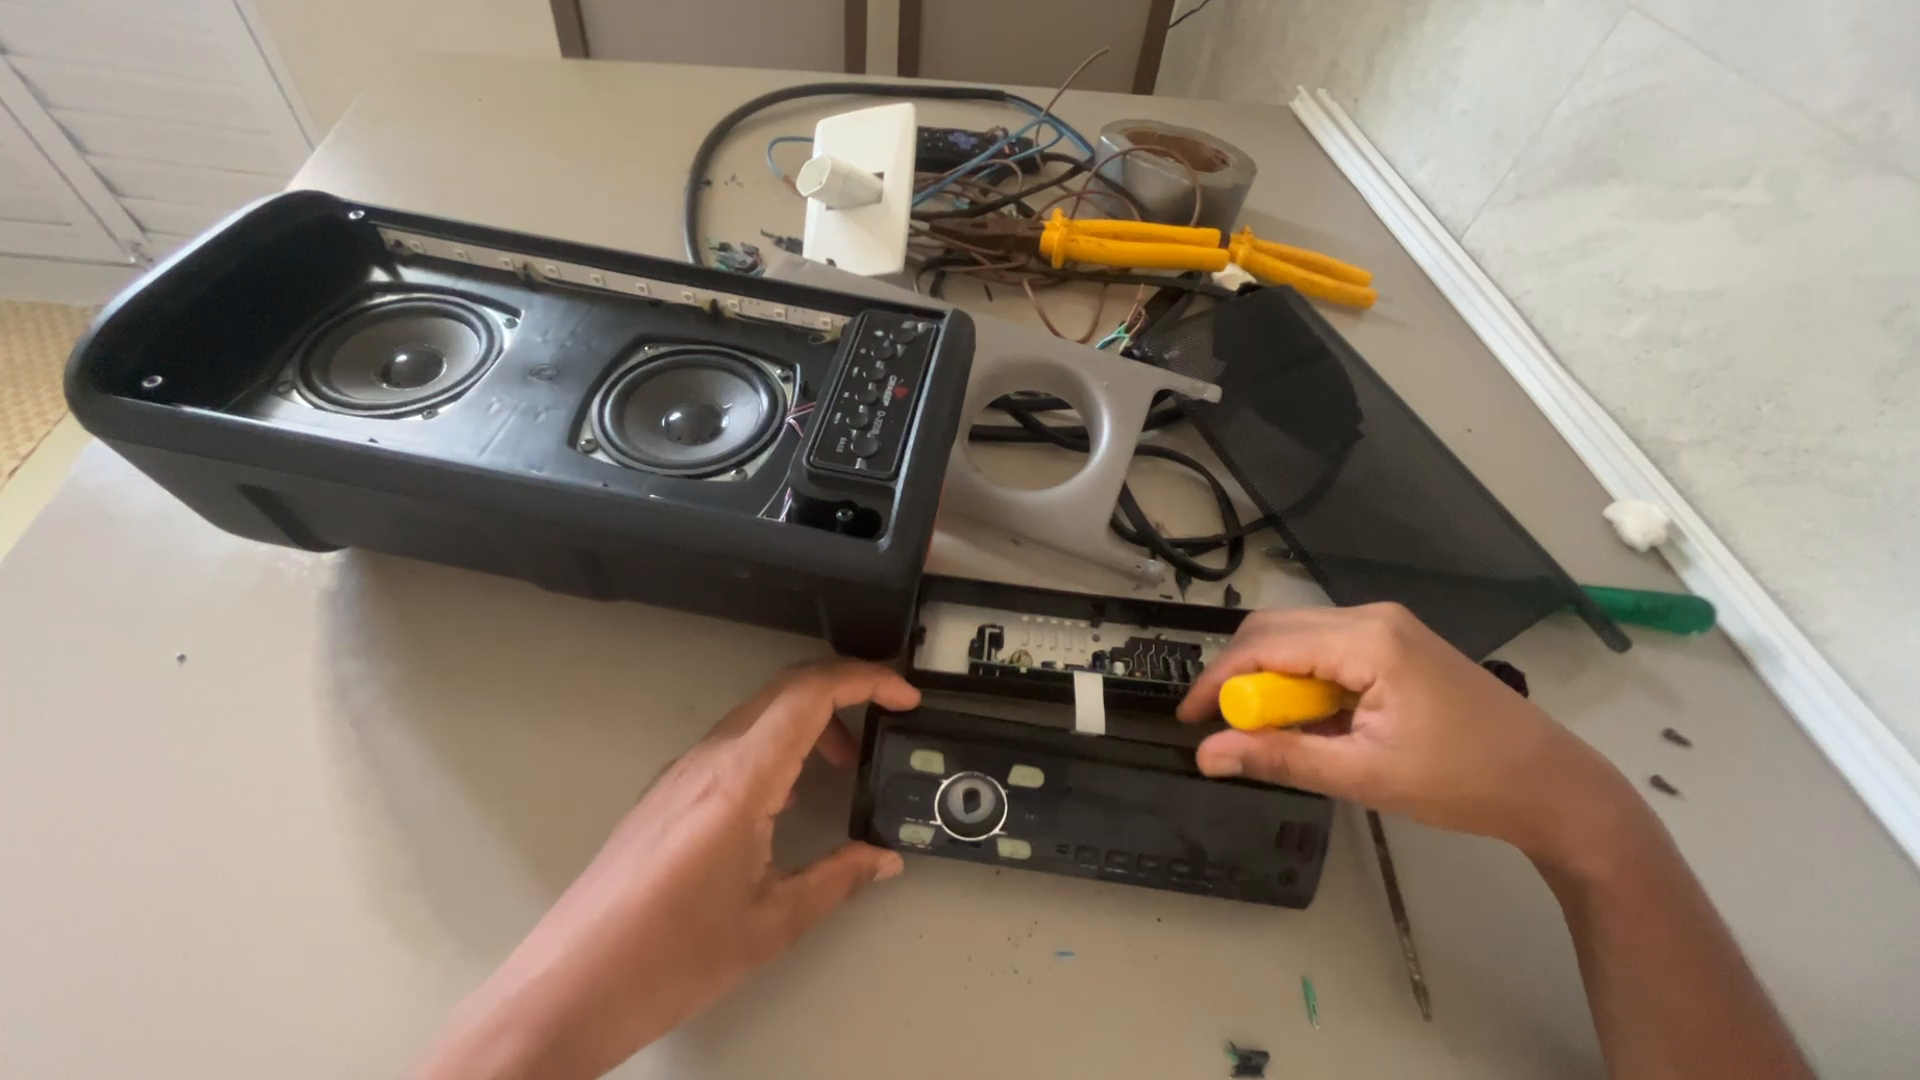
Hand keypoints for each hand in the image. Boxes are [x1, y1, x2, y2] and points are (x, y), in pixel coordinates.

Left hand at [409, 659, 920, 1079]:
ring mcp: (684, 771)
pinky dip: (781, 744)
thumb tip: (883, 859)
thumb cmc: (667, 958)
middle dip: (846, 690)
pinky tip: (792, 795)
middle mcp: (709, 758)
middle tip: (888, 716)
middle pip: (786, 687)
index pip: (809, 693)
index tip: (905, 696)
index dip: (866, 680)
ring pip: (761, 712)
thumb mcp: (771, 923)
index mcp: (740, 778)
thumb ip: (838, 880)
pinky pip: (737, 741)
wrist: (566, 989)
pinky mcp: (670, 791)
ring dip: (812, 720)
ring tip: (846, 765)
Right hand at [1178, 604, 1643, 867]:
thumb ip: (1279, 758)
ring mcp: (1386, 624)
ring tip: (1266, 727)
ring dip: (1267, 675)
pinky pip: (1322, 645)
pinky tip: (1308, 717)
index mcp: (1366, 640)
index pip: (1264, 645)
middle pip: (1273, 628)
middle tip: (1224, 724)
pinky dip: (1299, 677)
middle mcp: (1371, 616)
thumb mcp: (1363, 776)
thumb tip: (1205, 756)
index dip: (1216, 680)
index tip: (1187, 719)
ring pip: (1295, 633)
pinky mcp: (1394, 640)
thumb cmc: (1463, 783)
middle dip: (1237, 674)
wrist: (1553, 785)